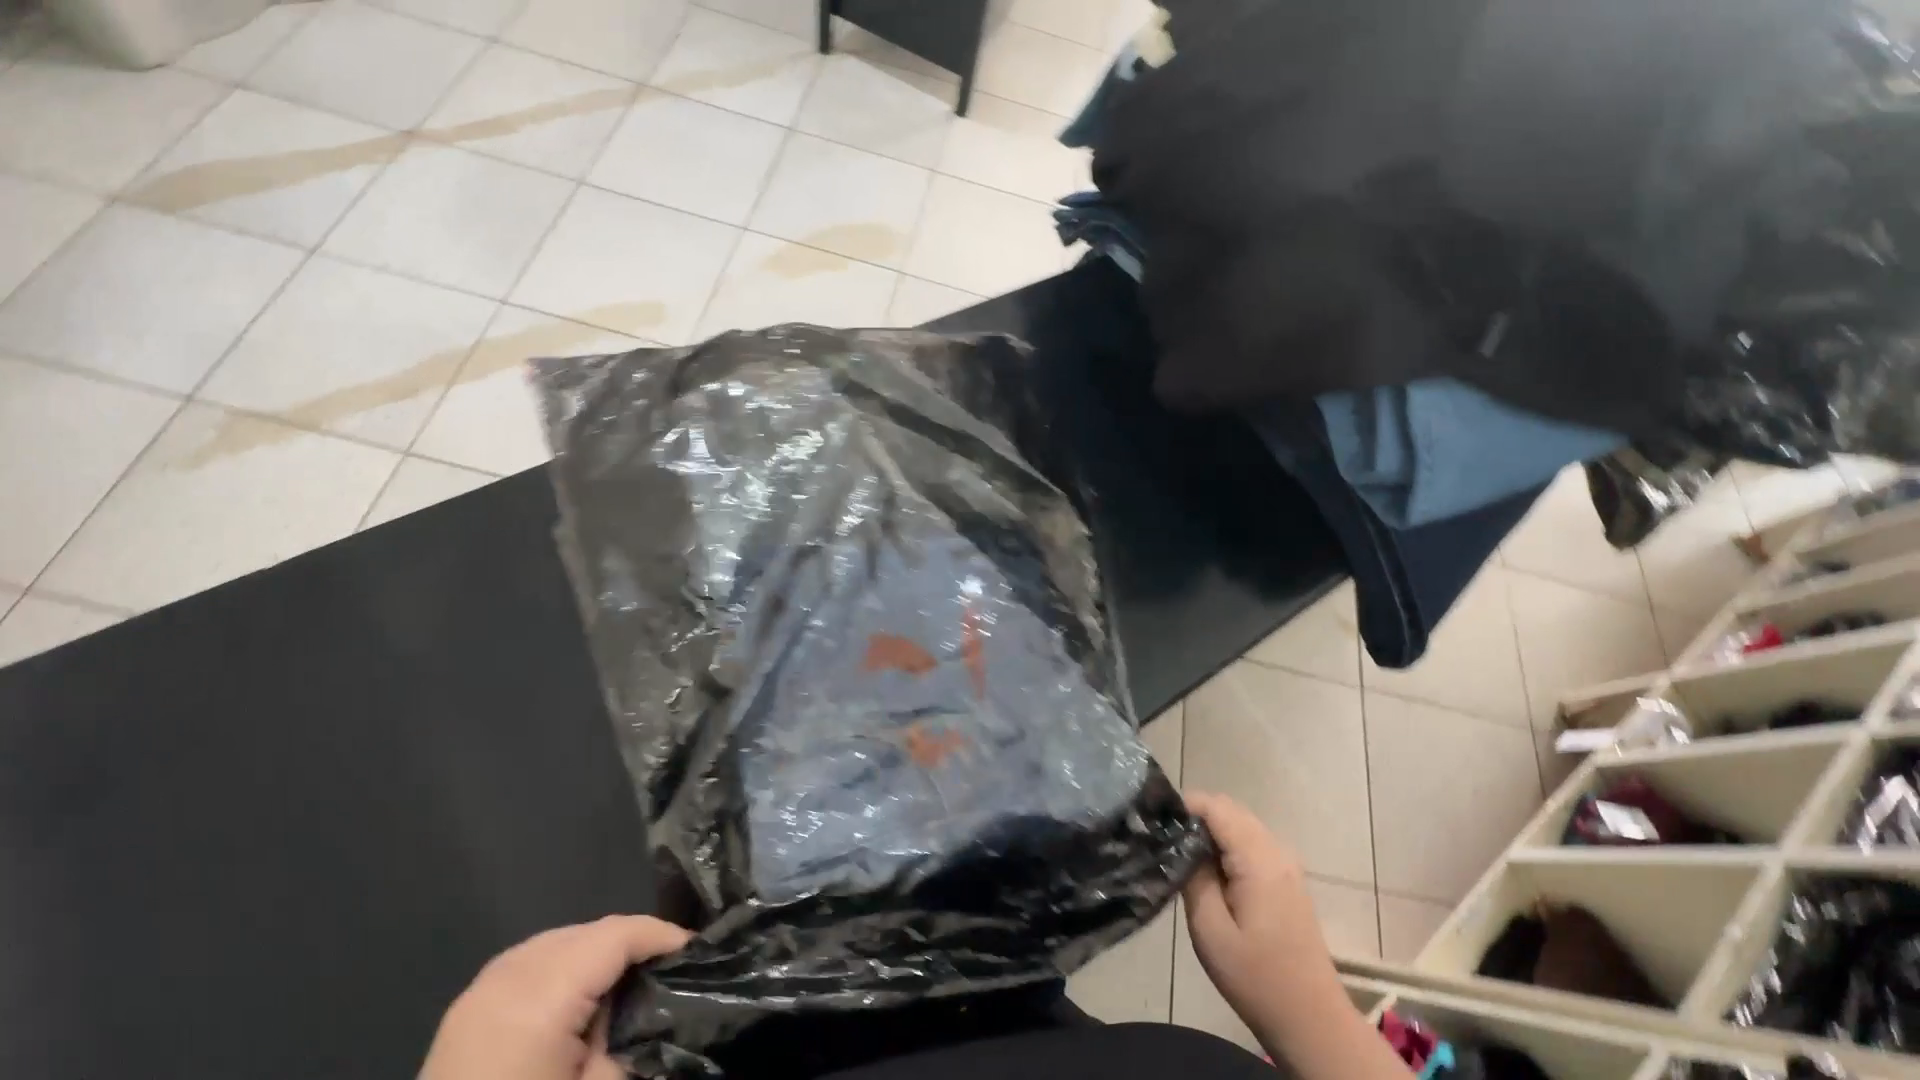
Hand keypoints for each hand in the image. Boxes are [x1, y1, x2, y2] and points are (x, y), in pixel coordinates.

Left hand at [420, 915, 693, 1079]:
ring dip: (596, 949)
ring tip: (629, 979)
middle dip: (631, 940)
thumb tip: (651, 1008)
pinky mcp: (464, 1011)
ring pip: (555, 940)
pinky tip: (578, 996)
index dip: (661, 934)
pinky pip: (526, 963)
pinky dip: (561, 964)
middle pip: (586, 931)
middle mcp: (508, 976)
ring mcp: (479, 991)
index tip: (697, 950)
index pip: (616, 934)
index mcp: (542, 996)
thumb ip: (628, 1038)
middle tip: (669, 967)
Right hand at [1182, 793, 1344, 1047]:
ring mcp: (1287, 865)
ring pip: (1241, 826)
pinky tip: (1207, 874)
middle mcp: (1277, 851)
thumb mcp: (1209, 929)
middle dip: (1195, 818)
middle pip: (1230, 811)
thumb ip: (1194, 876)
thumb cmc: (1255, 976)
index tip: (1154, 824)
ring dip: (1211, 833)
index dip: (1183, 807)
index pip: (1216, 807)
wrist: (1309, 1017)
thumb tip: (1182, 843)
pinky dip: (1227, 847)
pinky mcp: (1288, 880)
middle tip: (1161, 842)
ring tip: (1179, 858)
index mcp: (1259, 859)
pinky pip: (1252, 844)